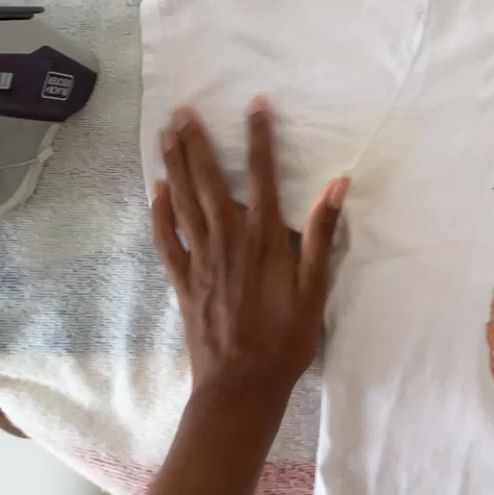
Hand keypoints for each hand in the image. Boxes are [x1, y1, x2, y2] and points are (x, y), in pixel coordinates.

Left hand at [150, 99, 348, 400]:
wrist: (240, 388)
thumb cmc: (285, 338)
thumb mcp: (315, 288)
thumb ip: (321, 233)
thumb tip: (336, 185)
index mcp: (262, 238)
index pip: (262, 175)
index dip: (259, 138)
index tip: (254, 105)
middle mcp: (228, 239)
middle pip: (210, 181)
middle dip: (197, 143)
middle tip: (183, 110)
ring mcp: (200, 259)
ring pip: (184, 201)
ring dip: (175, 165)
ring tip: (165, 134)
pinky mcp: (183, 280)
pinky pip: (167, 239)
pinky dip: (160, 212)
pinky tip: (157, 190)